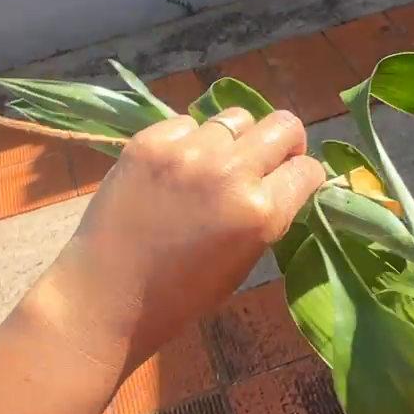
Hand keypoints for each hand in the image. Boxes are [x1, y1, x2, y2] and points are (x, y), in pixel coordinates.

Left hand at [29, 108, 325, 372]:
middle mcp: (230, 173)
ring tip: (213, 166)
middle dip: (284, 143)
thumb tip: (286, 179)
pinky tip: (175, 170)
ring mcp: (187, 153)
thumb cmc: (182, 293)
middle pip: (282, 125)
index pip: (307, 169)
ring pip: (234, 118)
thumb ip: (269, 214)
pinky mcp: (149, 142)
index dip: (303, 175)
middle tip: (265, 162)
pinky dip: (189, 141)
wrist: (107, 294)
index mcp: (260, 212)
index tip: (293, 181)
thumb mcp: (245, 261)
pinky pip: (187, 124)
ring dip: (233, 140)